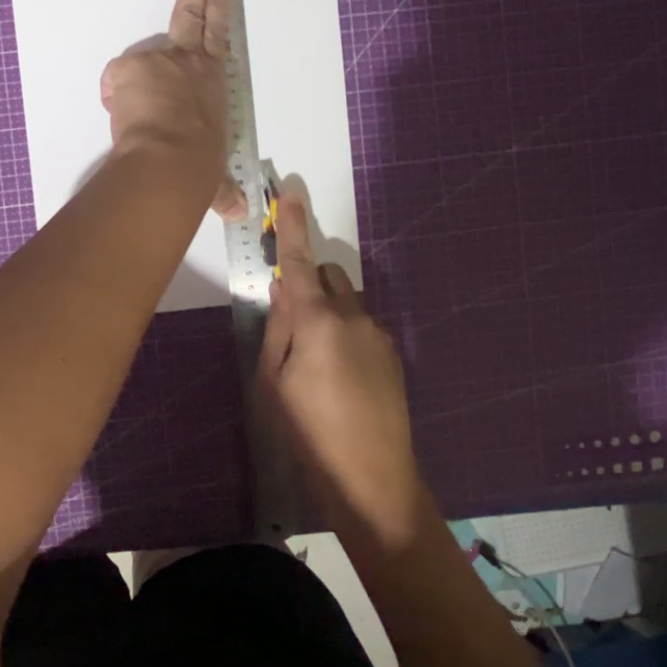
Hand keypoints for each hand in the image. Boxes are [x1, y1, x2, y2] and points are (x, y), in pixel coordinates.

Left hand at [99, 0, 245, 219]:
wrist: (169, 161)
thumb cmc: (198, 168)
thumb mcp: (213, 178)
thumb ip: (221, 191)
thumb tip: (236, 210)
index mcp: (213, 82)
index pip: (219, 35)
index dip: (219, 5)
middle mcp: (189, 63)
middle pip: (193, 10)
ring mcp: (159, 61)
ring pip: (142, 62)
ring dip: (135, 79)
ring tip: (135, 110)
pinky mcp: (129, 68)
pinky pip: (116, 82)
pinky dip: (115, 97)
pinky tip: (120, 115)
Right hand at [260, 194, 424, 538]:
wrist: (373, 479)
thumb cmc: (308, 431)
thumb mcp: (273, 379)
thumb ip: (277, 327)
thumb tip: (281, 287)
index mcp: (317, 320)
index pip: (297, 259)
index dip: (291, 222)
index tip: (289, 188)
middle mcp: (354, 316)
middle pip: (327, 275)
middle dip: (307, 283)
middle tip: (287, 325)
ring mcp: (379, 335)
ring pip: (346, 302)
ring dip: (327, 312)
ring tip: (313, 363)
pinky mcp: (393, 355)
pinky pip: (361, 326)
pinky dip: (343, 334)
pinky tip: (337, 380)